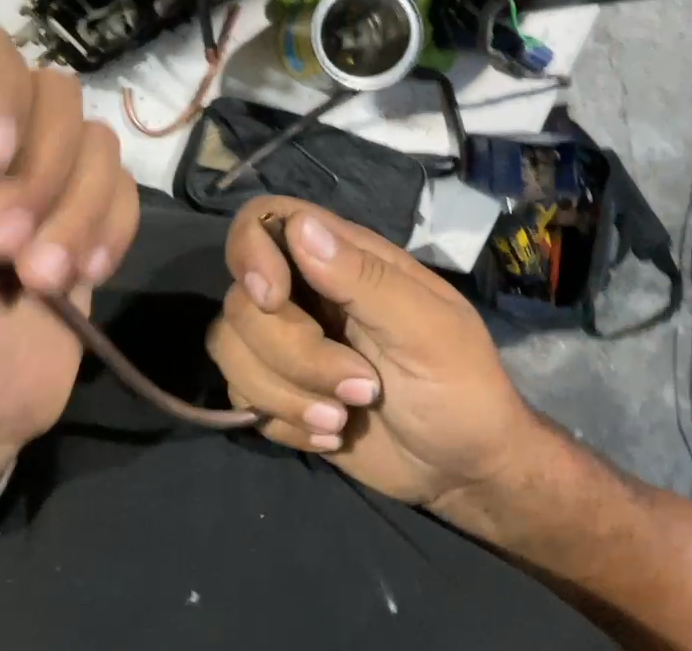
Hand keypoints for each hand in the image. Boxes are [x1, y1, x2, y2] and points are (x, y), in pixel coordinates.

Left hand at [0, 24, 137, 510]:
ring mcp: (48, 180)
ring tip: (40, 280)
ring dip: (74, 214)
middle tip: (5, 251)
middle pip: (53, 92)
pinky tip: (82, 278)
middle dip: (40, 176)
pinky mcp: (90, 218)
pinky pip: (124, 186)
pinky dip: (109, 230)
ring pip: (95, 140)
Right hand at [206, 196, 537, 507]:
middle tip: (359, 385)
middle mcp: (301, 293)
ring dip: (286, 394)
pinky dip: (284, 421)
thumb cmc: (460, 389)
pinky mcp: (274, 389)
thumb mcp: (428, 331)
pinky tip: (328, 434)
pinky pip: (241, 393)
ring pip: (230, 348)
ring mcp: (283, 343)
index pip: (263, 221)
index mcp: (339, 260)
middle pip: (241, 300)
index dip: (250, 252)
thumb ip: (364, 278)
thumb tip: (300, 226)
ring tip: (342, 417)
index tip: (274, 300)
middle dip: (293, 354)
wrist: (460, 470)